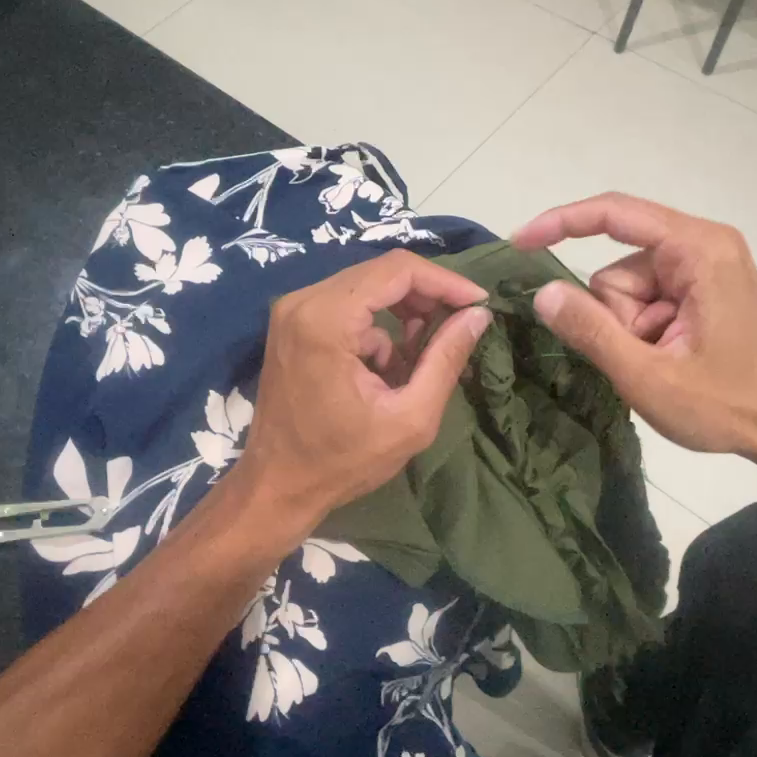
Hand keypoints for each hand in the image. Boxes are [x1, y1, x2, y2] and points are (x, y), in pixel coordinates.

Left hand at [235, 251, 491, 527]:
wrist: (277, 486)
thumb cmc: (342, 461)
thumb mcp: (409, 418)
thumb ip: (445, 360)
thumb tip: (479, 315)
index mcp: (325, 319)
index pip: (396, 270)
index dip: (445, 281)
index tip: (479, 302)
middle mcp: (303, 301)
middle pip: (380, 272)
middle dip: (426, 294)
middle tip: (461, 323)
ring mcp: (293, 311)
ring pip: (366, 287)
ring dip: (403, 311)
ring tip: (427, 351)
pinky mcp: (292, 325)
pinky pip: (347, 306)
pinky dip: (376, 327)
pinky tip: (389, 367)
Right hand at [512, 193, 756, 466]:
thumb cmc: (726, 406)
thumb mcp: (648, 376)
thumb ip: (592, 330)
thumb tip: (542, 292)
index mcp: (700, 251)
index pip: (617, 214)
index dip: (562, 222)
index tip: (518, 242)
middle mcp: (704, 246)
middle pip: (617, 265)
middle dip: (615, 315)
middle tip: (646, 359)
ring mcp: (704, 268)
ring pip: (625, 289)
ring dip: (629, 330)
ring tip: (662, 363)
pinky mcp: (702, 290)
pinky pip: (644, 301)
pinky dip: (642, 333)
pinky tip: (668, 359)